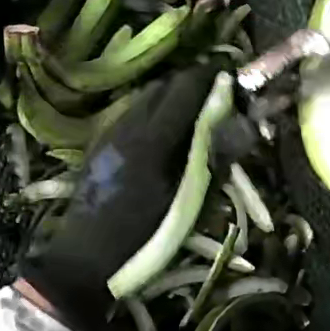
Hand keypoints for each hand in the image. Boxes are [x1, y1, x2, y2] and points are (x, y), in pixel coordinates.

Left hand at [18, 66, 218, 330]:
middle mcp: (127, 124)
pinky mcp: (100, 141)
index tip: (230, 74)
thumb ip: (214, 158)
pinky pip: (131, 111)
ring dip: (171, 95)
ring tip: (194, 112)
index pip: (185, 88)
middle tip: (216, 96)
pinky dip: (154, 109)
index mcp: (152, 139)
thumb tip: (243, 123)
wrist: (87, 256)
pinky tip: (165, 131)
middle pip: (163, 85)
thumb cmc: (144, 236)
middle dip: (191, 82)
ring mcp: (109, 131)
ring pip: (145, 96)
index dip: (210, 76)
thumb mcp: (187, 202)